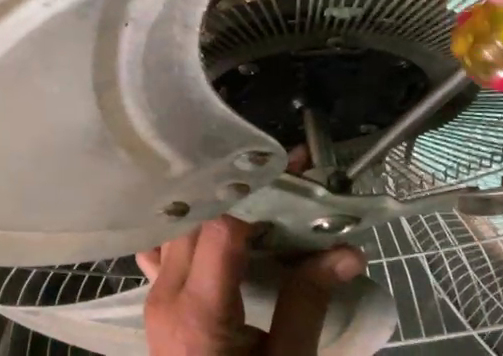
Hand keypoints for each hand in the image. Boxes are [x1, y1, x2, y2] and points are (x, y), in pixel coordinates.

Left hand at [139, 216, 365, 355]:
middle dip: (242, 198)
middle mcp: (166, 296)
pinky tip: (220, 225)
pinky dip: (193, 230)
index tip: (295, 195)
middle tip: (286, 188)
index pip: (220, 230)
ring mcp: (155, 298)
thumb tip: (347, 251)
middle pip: (198, 220)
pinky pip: (166, 249)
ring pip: (179, 228)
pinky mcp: (157, 303)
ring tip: (259, 203)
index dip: (258, 206)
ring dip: (217, 209)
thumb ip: (308, 304)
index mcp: (198, 313)